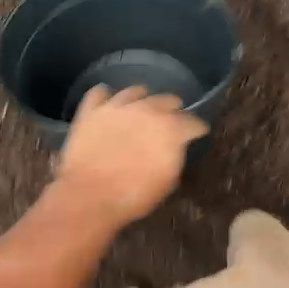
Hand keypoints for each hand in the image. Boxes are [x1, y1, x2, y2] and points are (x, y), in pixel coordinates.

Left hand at [49, 86, 208, 229]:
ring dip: (142, 98)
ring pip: (134, 91)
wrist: (90, 194)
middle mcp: (146, 109)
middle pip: (166, 99)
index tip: (198, 132)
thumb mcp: (167, 182)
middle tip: (171, 118)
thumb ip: (174, 157)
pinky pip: (99, 93)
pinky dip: (105, 96)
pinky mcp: (91, 111)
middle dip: (172, 109)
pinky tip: (107, 101)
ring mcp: (116, 107)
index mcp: (170, 128)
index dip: (197, 128)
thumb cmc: (133, 195)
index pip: (192, 121)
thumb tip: (174, 147)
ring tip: (142, 106)